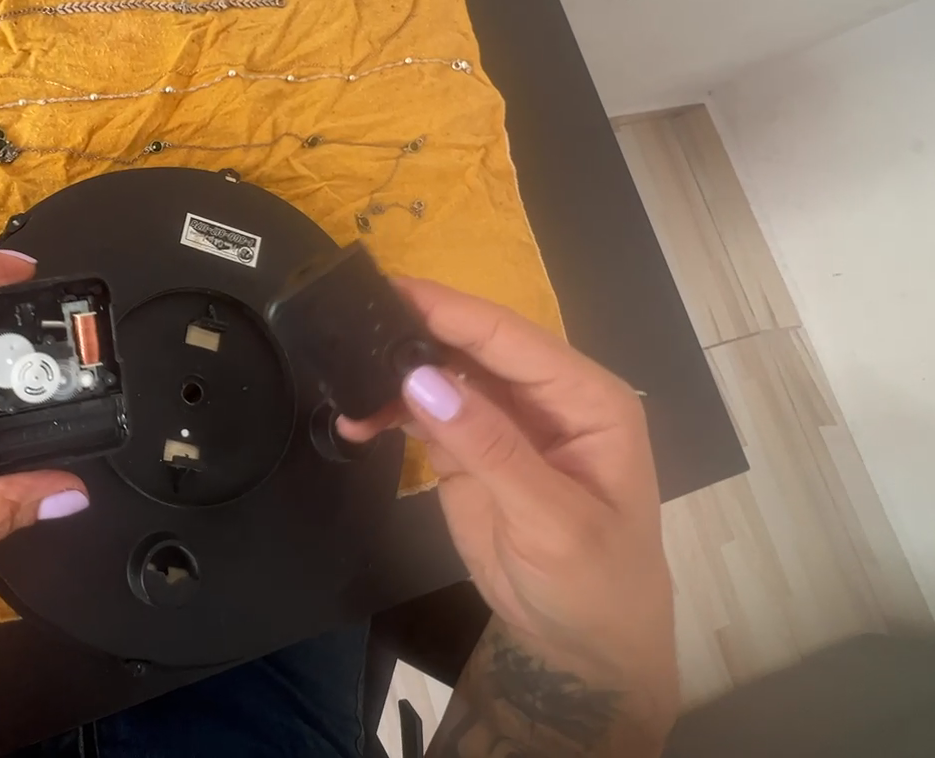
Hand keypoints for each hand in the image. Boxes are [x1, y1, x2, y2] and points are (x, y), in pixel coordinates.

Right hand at [339, 280, 676, 753]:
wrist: (579, 647)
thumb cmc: (593, 586)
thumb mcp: (551, 522)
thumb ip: (490, 446)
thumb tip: (420, 377)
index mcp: (583, 397)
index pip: (508, 337)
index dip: (449, 309)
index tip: (387, 287)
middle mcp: (541, 394)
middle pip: (469, 342)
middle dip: (411, 331)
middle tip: (348, 320)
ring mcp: (499, 417)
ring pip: (438, 370)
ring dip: (389, 372)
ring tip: (341, 375)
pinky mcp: (465, 442)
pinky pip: (419, 409)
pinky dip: (385, 409)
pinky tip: (354, 419)